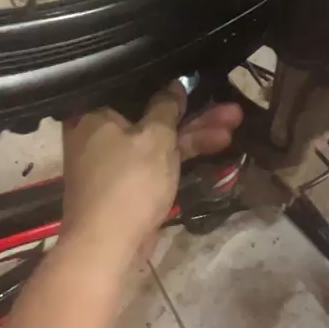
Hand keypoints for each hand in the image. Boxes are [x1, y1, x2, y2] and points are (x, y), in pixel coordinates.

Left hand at [60, 83, 242, 263]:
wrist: (107, 248)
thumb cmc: (128, 182)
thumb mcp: (155, 137)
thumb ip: (166, 106)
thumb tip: (173, 86)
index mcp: (93, 113)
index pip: (134, 86)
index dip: (170, 83)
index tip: (199, 79)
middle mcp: (98, 132)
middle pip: (151, 113)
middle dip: (193, 113)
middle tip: (229, 107)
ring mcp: (114, 160)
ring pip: (158, 138)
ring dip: (194, 132)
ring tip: (235, 121)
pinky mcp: (128, 183)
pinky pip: (156, 158)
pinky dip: (181, 153)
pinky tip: (216, 143)